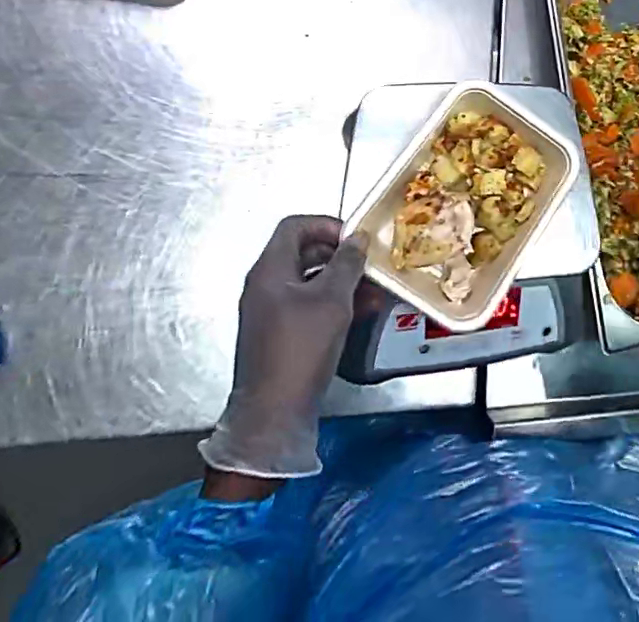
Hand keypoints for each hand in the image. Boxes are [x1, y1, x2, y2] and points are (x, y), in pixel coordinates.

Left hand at [198, 216, 364, 480]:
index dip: (326, 224)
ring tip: (373, 288)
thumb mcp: (332, 300)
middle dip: (339, 255)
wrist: (274, 414)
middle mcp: (265, 286)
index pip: (295, 227)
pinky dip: (334, 303)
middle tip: (367, 262)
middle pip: (303, 253)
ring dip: (342, 280)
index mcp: (269, 270)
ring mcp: (270, 312)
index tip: (354, 237)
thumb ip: (346, 264)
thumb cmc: (300, 350)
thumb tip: (357, 239)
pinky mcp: (280, 335)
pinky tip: (362, 311)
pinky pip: (309, 305)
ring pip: (310, 281)